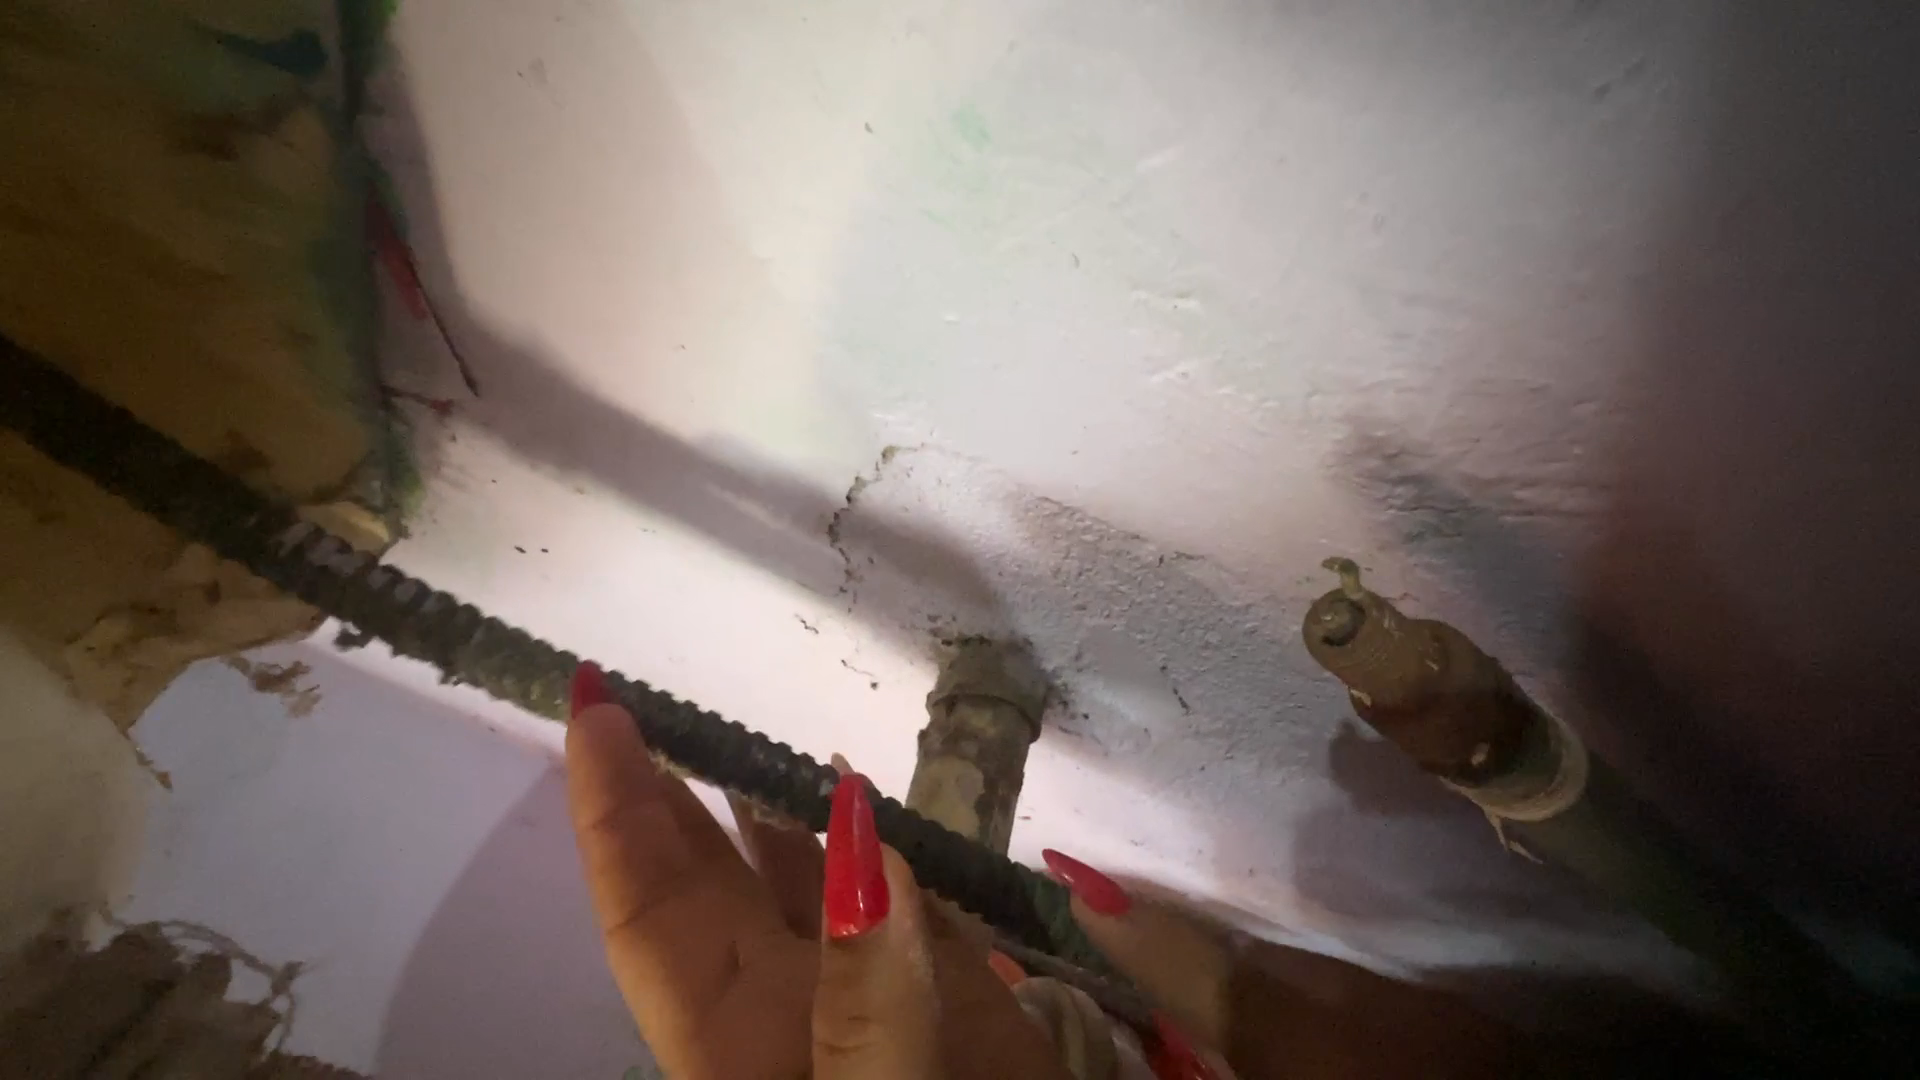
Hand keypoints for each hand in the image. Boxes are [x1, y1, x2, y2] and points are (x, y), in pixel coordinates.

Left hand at [564, 663, 1076, 1078]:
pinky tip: (849, 781)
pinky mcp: (930, 965)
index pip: (647, 906)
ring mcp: (857, 974)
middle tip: (636, 695)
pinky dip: (860, 821)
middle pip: (703, 872)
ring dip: (756, 790)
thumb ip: (868, 1000)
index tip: (596, 711)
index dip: (612, 808)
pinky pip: (884, 872)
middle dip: (664, 782)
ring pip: (790, 862)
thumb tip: (870, 847)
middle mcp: (783, 991)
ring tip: (732, 718)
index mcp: (734, 1032)